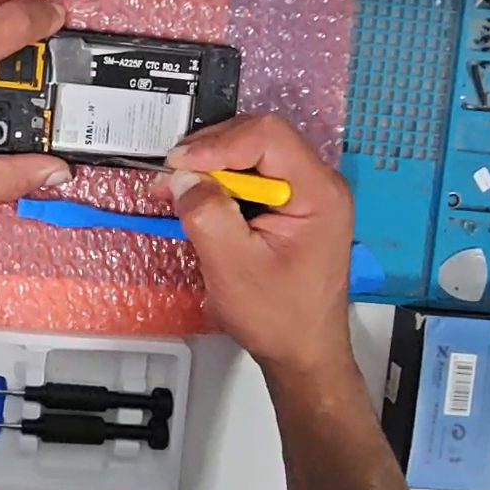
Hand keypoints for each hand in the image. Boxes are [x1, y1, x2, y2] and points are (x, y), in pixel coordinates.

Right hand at [156, 115, 356, 381]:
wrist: (303, 352)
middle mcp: (317, 184)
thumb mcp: (233, 267)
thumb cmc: (276, 316)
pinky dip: (220, 182)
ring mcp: (306, 194)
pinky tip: (198, 199)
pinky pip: (252, 177)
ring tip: (178, 188)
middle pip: (259, 138)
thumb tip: (182, 178)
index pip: (267, 138)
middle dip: (210, 151)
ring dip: (211, 166)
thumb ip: (207, 215)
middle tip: (171, 176)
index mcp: (317, 192)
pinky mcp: (290, 207)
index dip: (217, 145)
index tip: (177, 167)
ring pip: (252, 154)